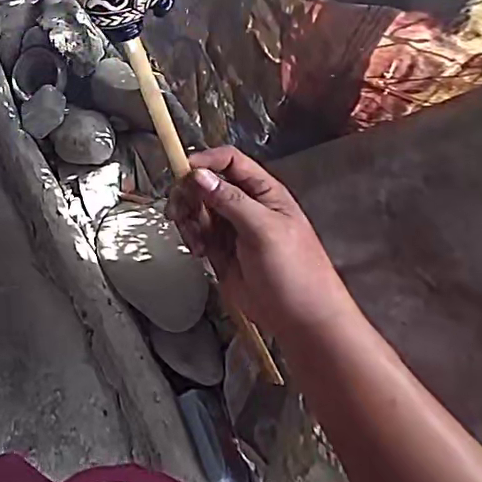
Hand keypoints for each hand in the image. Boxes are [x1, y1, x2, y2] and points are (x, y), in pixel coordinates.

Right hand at [167, 146, 350, 336]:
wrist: (300, 320)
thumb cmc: (299, 275)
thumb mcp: (264, 230)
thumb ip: (230, 200)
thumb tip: (200, 175)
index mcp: (263, 193)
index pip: (228, 161)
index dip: (204, 162)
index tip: (183, 172)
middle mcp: (245, 206)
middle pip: (204, 184)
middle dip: (188, 194)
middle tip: (180, 210)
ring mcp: (231, 227)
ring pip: (195, 208)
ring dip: (187, 219)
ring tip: (194, 238)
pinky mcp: (220, 248)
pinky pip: (195, 232)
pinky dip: (189, 238)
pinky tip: (198, 251)